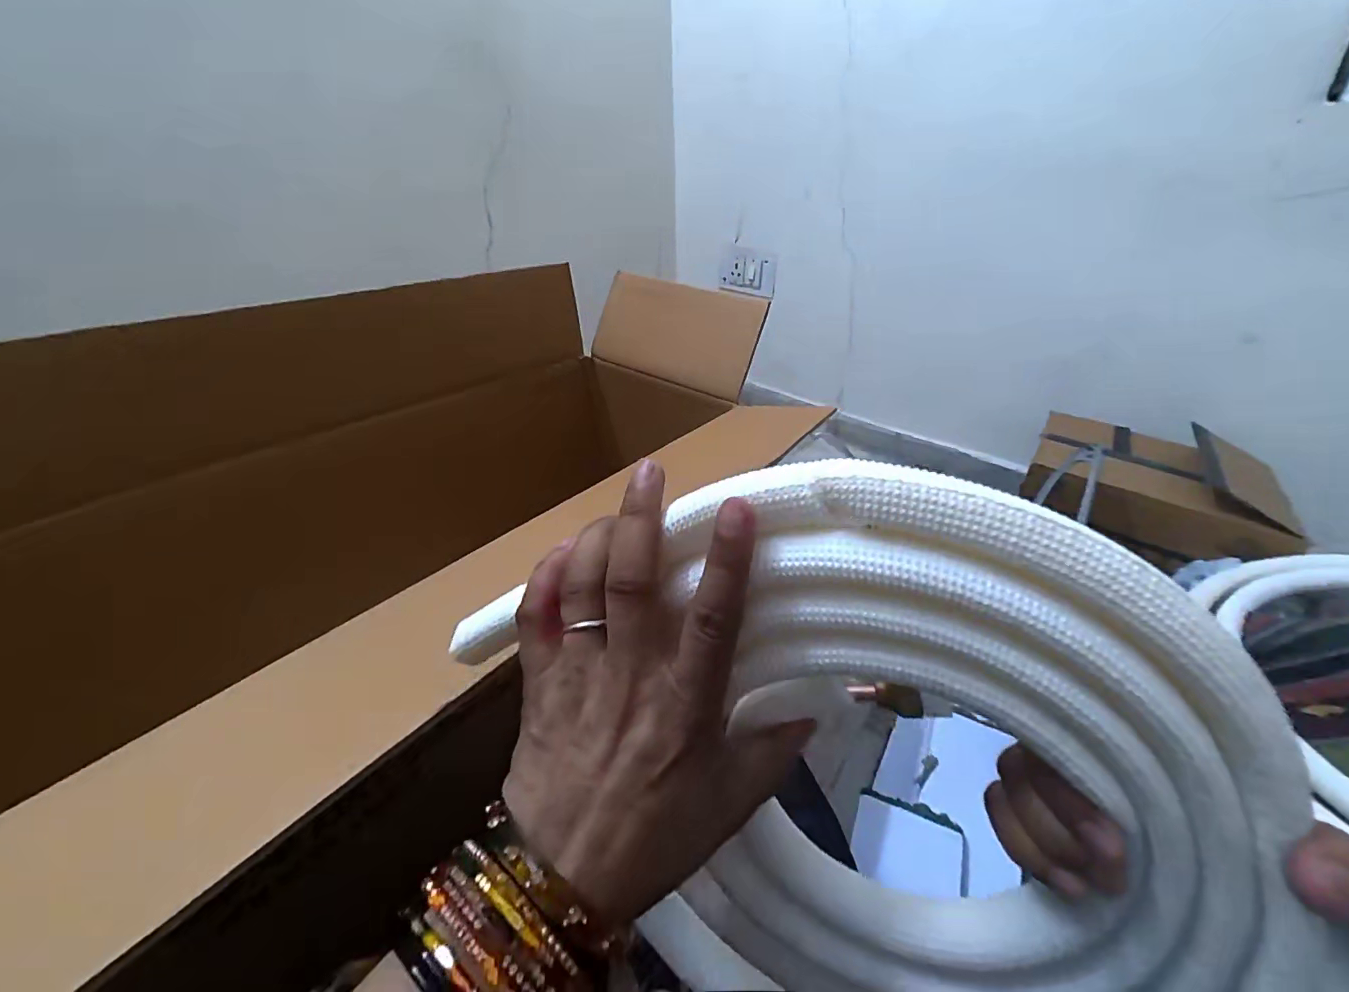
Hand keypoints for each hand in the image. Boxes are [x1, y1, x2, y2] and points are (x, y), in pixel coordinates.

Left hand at [501, 459, 816, 927]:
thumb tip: (814, 706)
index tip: (738, 509)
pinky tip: (560, 554)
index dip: (729, 560)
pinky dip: (544, 578)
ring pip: (580, 586)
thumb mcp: (729, 804)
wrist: (562, 876)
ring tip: (613, 510)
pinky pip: (534, 617)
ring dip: (594, 538)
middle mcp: (630, 673)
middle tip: (650, 472)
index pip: (714, 618)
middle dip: (642, 519)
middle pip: (634, 581)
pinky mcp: (537, 681)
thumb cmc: (655, 837)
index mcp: (684, 702)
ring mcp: (578, 673)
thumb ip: (771, 750)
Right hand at [986, 745, 1348, 924]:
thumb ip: (1344, 867)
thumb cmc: (1281, 838)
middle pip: (1027, 758)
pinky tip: (1067, 884)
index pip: (1073, 724)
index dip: (1075, 784)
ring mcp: (1056, 775)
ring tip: (1094, 885)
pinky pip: (999, 807)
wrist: (1258, 861)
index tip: (1116, 842)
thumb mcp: (1335, 859)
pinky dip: (1020, 844)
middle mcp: (1084, 741)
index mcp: (1141, 732)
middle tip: (1115, 873)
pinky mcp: (1039, 809)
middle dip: (1059, 822)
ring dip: (1040, 838)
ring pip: (1008, 782)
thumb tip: (1309, 881)